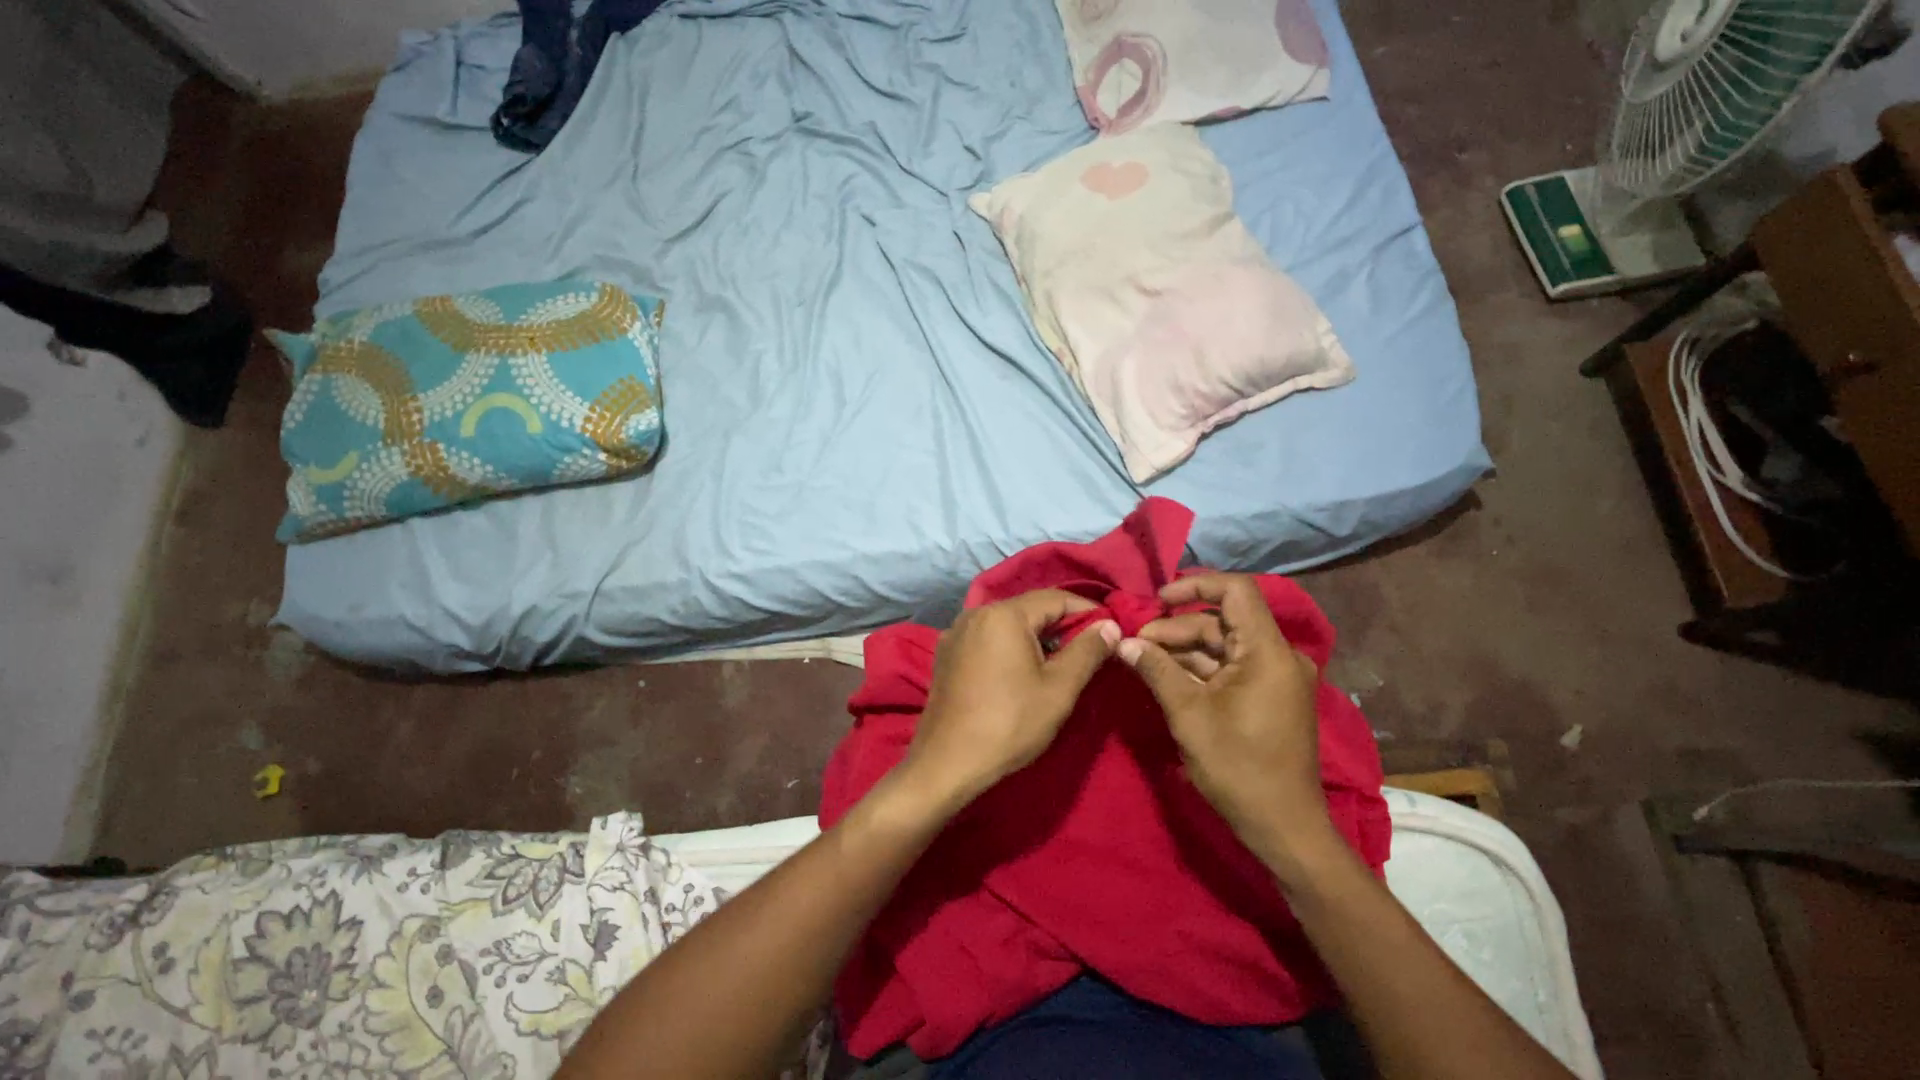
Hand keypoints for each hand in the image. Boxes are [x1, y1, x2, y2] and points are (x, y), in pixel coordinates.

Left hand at [902, 589, 1119, 806]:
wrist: (947, 763)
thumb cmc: (1010, 724)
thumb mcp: (1059, 688)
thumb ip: (1088, 651)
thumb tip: (1110, 625)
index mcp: (1003, 614)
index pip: (1056, 598)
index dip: (1089, 611)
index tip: (1111, 632)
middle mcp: (975, 614)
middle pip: (1030, 609)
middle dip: (1062, 626)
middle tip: (1090, 652)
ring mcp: (956, 634)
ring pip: (1008, 625)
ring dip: (1036, 639)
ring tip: (1060, 666)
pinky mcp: (946, 655)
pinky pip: (988, 640)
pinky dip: (1010, 648)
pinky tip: (1022, 675)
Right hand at [1118, 574, 1334, 864]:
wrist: (1283, 825)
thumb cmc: (1238, 768)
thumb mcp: (1189, 715)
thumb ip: (1156, 671)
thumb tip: (1124, 643)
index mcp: (1268, 652)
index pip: (1235, 591)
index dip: (1194, 585)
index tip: (1155, 600)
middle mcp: (1279, 656)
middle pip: (1223, 621)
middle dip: (1176, 627)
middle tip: (1136, 644)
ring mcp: (1275, 678)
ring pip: (1224, 646)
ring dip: (1184, 649)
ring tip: (1143, 660)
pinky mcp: (1269, 697)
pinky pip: (1232, 668)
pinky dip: (1200, 669)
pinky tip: (1166, 677)